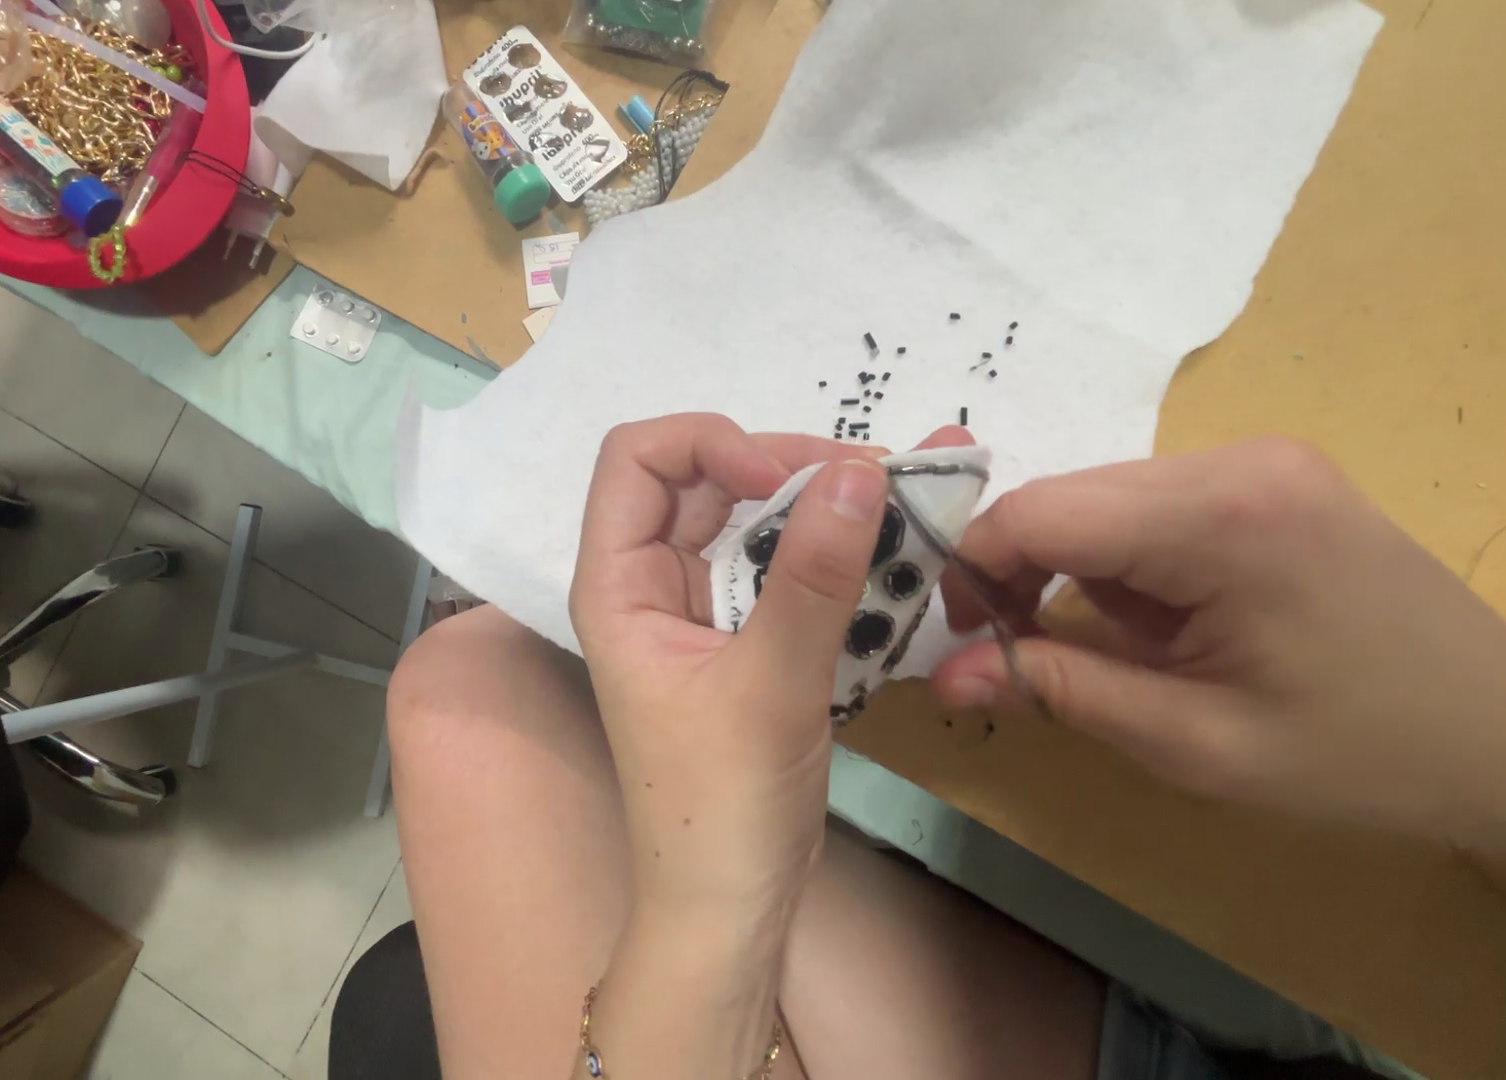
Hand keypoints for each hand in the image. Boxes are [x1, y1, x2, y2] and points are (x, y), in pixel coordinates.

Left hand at [570, 414, 973, 917]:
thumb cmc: (722, 802)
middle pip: (697, 476)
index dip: (708, 443)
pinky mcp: (734, 632)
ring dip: (810, 501)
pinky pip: (772, 563)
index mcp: (617, 582)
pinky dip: (821, 548)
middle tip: (870, 479)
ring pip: (742, 517)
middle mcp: (646, 579)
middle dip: (779, 463)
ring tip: (889, 501)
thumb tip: (858, 469)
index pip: (636, 457)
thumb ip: (812, 576)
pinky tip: (877, 549)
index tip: (785, 481)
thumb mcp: (772, 685)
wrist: (727, 899)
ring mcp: (691, 605)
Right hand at [932, 437, 1505, 859]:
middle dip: (1015, 571)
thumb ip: (1056, 689)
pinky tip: (1152, 610)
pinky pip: (1133, 503)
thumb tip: (941, 677)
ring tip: (1107, 640)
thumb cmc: (1358, 753)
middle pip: (1058, 499)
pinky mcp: (1259, 476)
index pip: (1035, 513)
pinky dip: (1110, 558)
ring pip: (1087, 499)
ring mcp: (1251, 460)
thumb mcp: (1191, 740)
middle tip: (1018, 645)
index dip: (973, 568)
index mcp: (1219, 518)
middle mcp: (1230, 461)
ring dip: (1065, 568)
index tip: (964, 634)